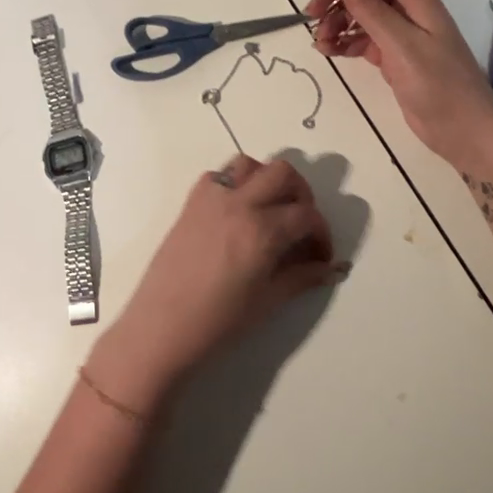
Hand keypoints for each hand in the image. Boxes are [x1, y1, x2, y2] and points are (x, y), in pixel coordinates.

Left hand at [90, 155, 339, 410]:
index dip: (322, 233)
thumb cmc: (218, 323)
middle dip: (301, 194)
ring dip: (267, 180)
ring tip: (271, 209)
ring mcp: (212, 199)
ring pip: (250, 164)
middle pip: (284, 173)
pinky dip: (235, 183)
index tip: (320, 256)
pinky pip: (218, 175)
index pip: (307, 215)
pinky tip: (238, 212)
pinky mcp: (191, 204)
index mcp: (263, 230)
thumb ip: (303, 277)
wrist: (161, 329)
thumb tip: (332, 268)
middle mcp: (240, 204)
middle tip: (301, 224)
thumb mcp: (268, 301)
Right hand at [304, 0, 492, 164]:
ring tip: (318, 41)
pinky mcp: (395, 61)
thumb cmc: (440, 86)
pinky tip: (328, 51)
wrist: (464, 132)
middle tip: (312, 15)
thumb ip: (374, 14)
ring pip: (365, 16)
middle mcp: (411, 14)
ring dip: (339, 22)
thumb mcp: (404, 47)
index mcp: (421, 2)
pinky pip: (365, 42)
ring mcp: (403, 38)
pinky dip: (345, 42)